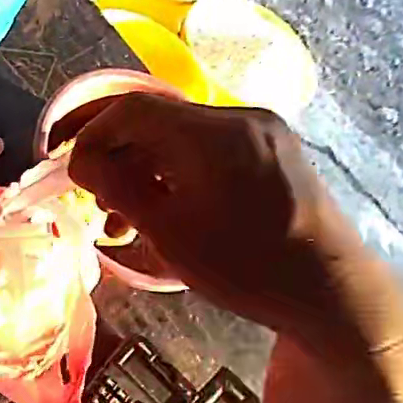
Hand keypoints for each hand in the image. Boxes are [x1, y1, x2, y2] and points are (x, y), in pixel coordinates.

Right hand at [67, 96, 402, 355]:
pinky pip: (202, 148)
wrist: (330, 293)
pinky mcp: (268, 150)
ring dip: (138, 168)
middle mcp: (238, 118)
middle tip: (87, 190)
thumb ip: (117, 187)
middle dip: (111, 152)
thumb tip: (81, 162)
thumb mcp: (168, 231)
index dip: (89, 135)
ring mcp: (258, 131)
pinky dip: (169, 172)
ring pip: (175, 135)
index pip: (130, 109)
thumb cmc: (244, 267)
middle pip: (153, 117)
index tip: (71, 173)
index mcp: (213, 134)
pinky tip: (157, 209)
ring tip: (118, 217)